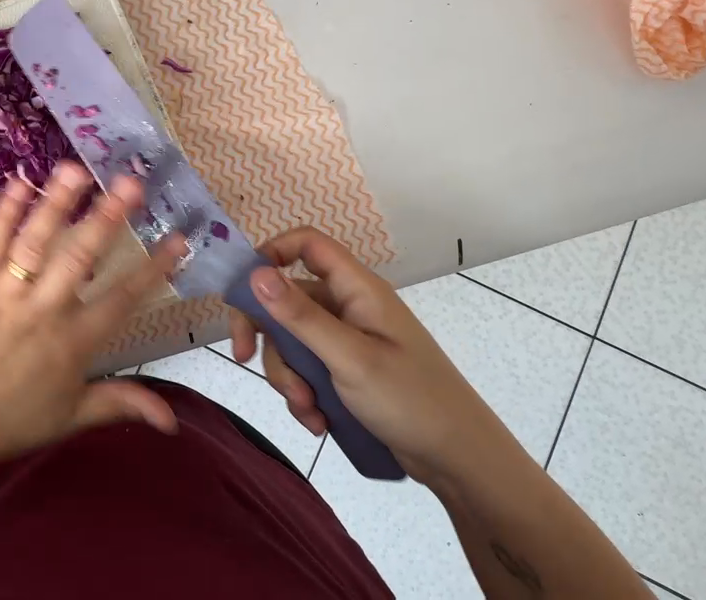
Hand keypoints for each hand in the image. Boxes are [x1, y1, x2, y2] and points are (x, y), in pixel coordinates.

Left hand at [0, 163, 186, 475]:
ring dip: (56, 204)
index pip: (122, 299)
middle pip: (81, 258)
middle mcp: (43, 312)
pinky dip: (5, 212)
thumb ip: (121, 403)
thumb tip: (175, 419)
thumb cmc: (13, 421)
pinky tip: (20, 182)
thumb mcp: (72, 416)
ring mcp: (4, 294)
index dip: (153, 270)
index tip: (178, 239)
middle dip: (108, 218)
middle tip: (131, 183)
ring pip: (35, 243)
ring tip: (75, 169)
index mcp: (73, 343)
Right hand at [228, 227, 507, 482]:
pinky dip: (302, 392)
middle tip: (245, 359)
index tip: (243, 287)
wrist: (462, 463)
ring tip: (306, 409)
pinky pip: (305, 368)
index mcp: (357, 290)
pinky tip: (316, 420)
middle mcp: (349, 306)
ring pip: (290, 340)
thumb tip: (255, 273)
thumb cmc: (413, 402)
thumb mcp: (350, 359)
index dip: (270, 252)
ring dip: (287, 375)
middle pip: (285, 299)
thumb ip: (300, 316)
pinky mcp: (345, 369)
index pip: (306, 244)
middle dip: (267, 335)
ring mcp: (347, 339)